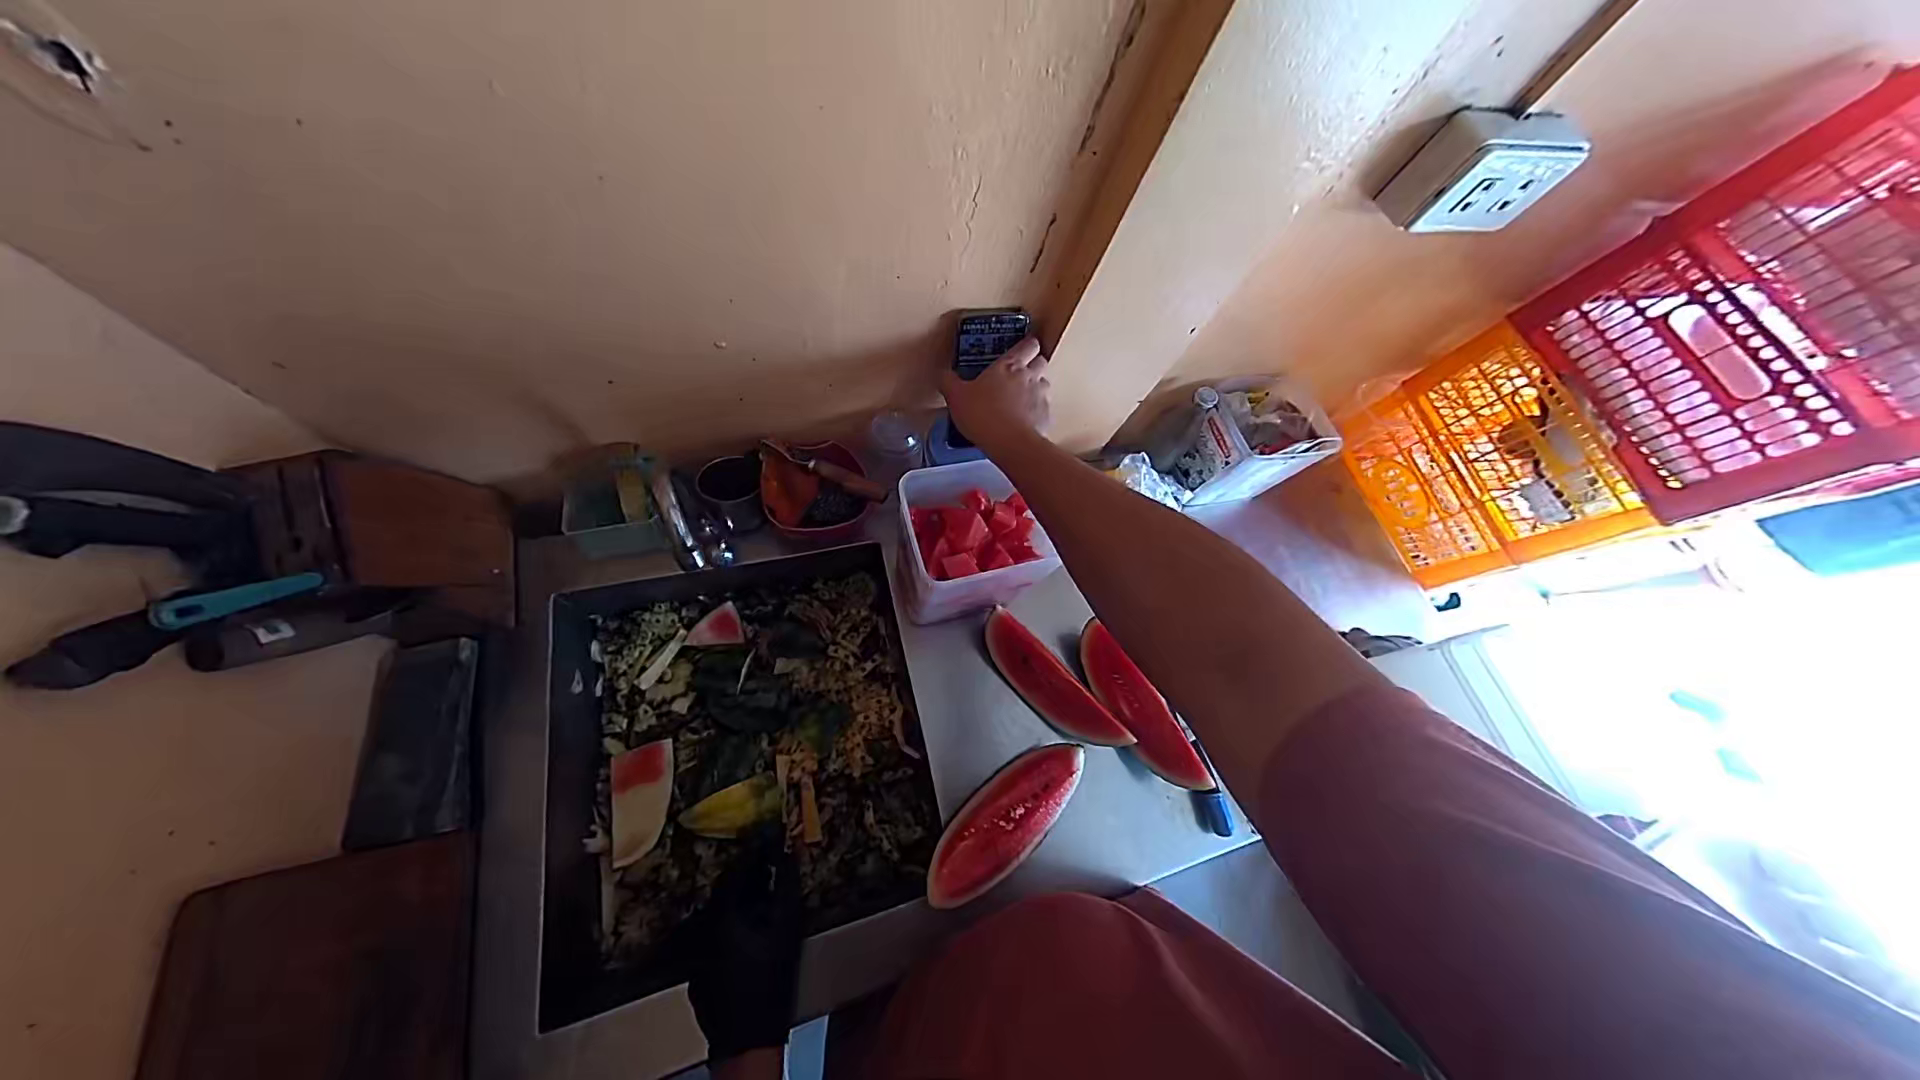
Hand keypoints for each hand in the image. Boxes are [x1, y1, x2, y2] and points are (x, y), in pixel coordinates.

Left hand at [681, 838, 803, 1063]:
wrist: (749, 1039)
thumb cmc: (772, 980)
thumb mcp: (788, 927)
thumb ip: (787, 886)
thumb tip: (789, 855)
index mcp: (722, 915)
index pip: (735, 871)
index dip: (753, 851)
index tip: (768, 837)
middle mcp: (702, 930)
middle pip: (724, 891)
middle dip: (746, 875)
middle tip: (768, 864)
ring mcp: (696, 954)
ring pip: (718, 914)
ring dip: (739, 901)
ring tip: (762, 894)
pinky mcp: (697, 973)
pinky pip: (713, 936)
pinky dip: (730, 925)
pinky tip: (748, 931)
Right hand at [941, 336, 1050, 451]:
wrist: (1009, 444)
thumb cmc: (984, 415)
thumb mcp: (956, 397)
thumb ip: (949, 382)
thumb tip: (943, 375)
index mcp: (1009, 365)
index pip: (1028, 344)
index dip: (1026, 345)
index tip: (1020, 348)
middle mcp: (1029, 376)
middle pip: (1041, 361)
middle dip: (1033, 364)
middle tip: (1018, 373)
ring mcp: (1041, 396)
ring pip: (1045, 384)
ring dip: (1035, 387)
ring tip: (1020, 398)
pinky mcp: (1046, 416)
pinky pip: (1044, 408)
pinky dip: (1036, 411)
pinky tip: (1023, 420)